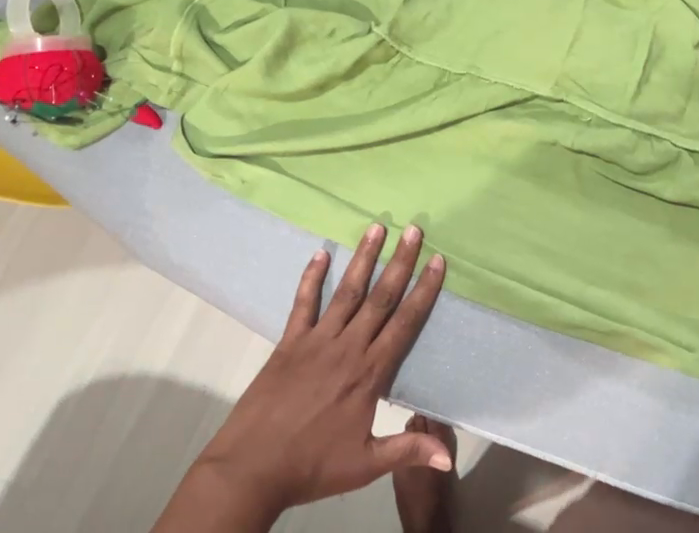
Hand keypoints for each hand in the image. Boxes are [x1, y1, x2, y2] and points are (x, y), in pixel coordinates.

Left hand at [152, 223, 448, 532]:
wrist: (248, 471)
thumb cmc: (311, 468)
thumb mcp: (364, 465)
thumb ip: (407, 452)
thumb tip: (449, 457)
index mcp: (369, 374)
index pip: (404, 323)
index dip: (423, 291)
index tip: (438, 262)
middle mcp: (347, 348)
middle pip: (380, 297)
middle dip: (400, 262)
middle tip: (415, 230)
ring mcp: (315, 343)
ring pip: (346, 292)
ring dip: (364, 258)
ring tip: (377, 227)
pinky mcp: (288, 345)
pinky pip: (302, 305)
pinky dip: (311, 278)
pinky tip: (320, 253)